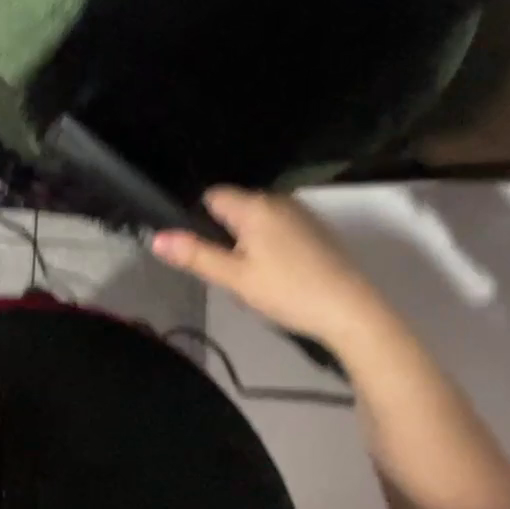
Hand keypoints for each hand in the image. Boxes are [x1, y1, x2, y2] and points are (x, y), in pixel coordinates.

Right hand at [151, 187, 386, 344]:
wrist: (353, 312)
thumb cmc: (289, 292)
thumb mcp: (235, 279)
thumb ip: (195, 255)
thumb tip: (156, 238)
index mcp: (254, 206)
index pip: (211, 196)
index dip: (201, 220)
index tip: (206, 252)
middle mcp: (277, 200)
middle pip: (235, 207)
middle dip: (227, 234)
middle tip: (232, 273)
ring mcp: (301, 213)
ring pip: (259, 219)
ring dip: (250, 241)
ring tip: (257, 279)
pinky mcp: (318, 230)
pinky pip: (281, 227)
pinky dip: (273, 245)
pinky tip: (282, 276)